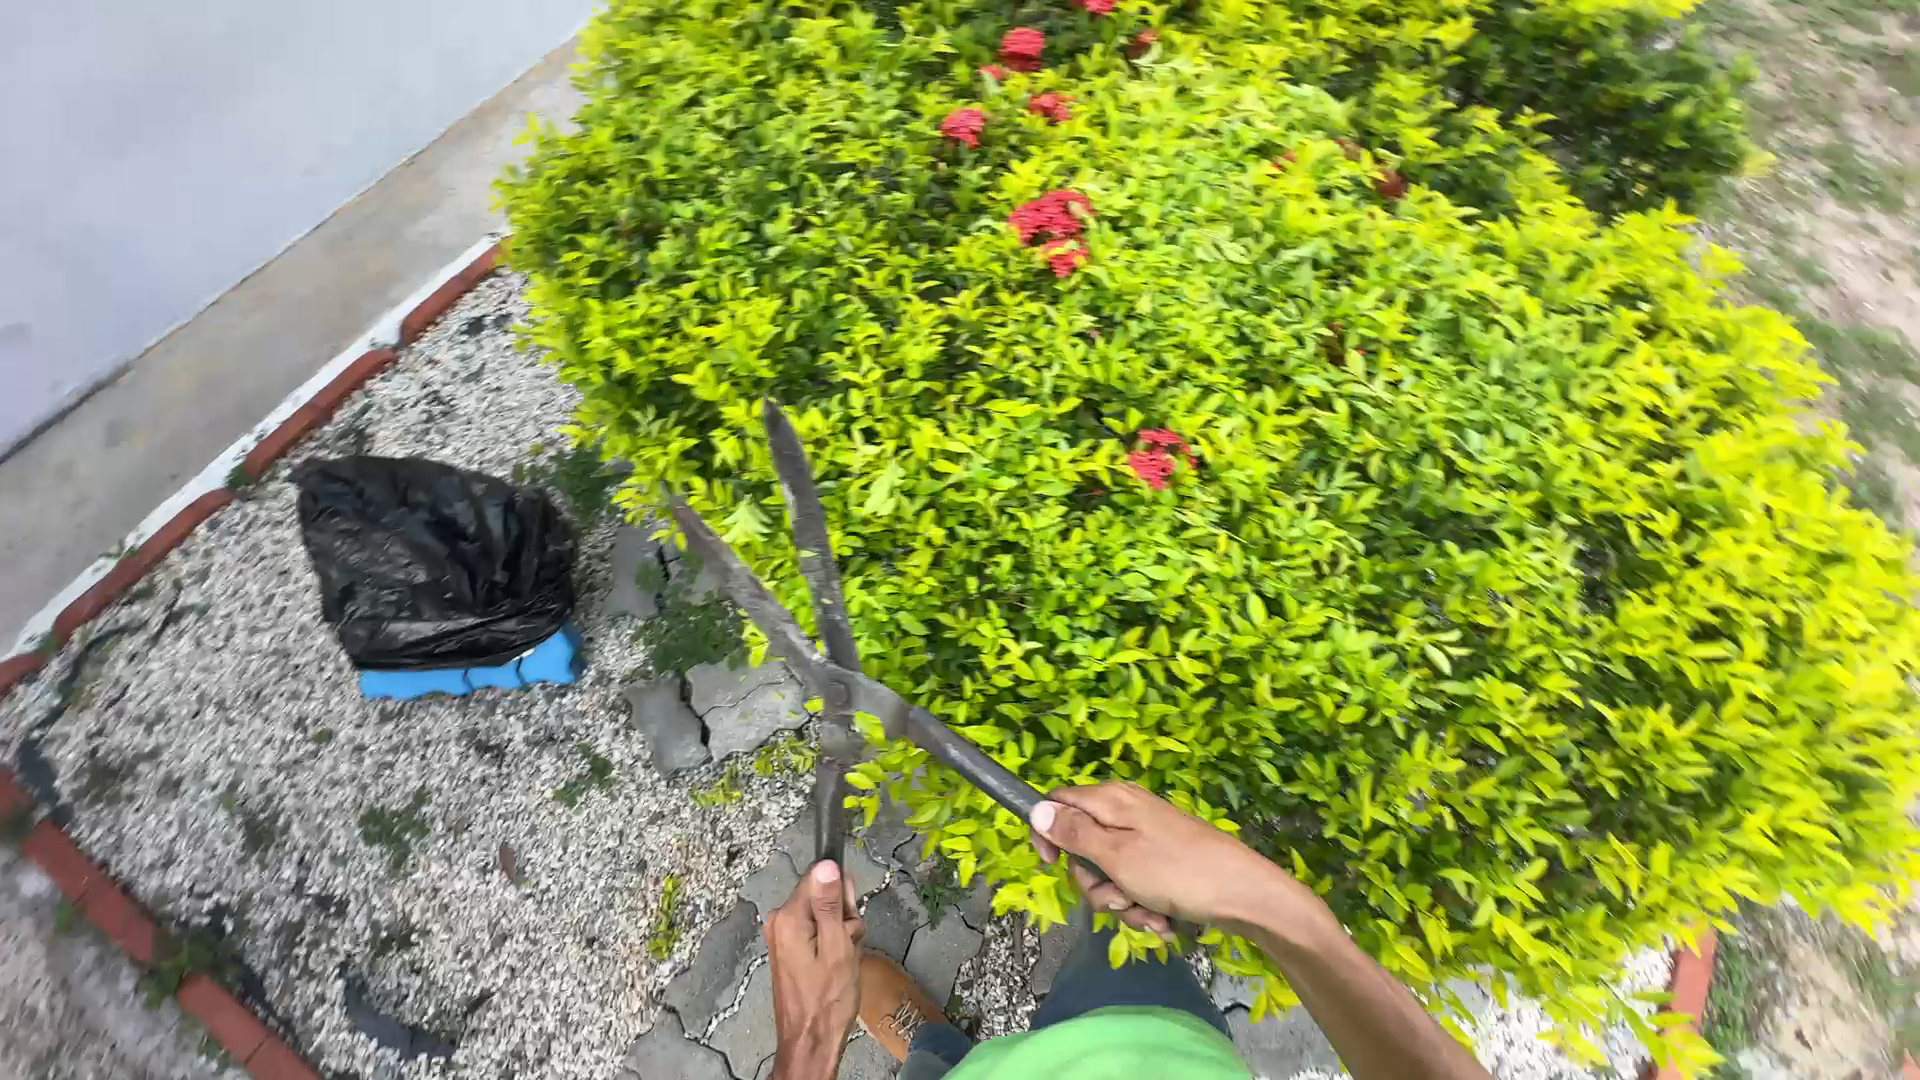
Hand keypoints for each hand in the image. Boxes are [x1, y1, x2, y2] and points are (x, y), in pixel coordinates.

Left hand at [766, 860, 864, 1079]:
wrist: (811, 1043)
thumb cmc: (828, 999)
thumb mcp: (837, 947)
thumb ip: (830, 904)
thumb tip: (826, 864)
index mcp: (788, 916)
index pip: (821, 876)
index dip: (841, 894)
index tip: (849, 920)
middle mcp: (779, 920)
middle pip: (821, 893)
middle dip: (842, 914)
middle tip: (847, 943)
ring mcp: (782, 935)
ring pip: (822, 912)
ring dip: (840, 930)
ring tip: (843, 957)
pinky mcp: (788, 948)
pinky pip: (815, 928)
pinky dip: (831, 941)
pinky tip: (836, 962)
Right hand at [1028, 781, 1309, 937]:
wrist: (1246, 894)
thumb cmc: (1177, 871)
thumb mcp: (1117, 856)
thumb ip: (1074, 834)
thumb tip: (1035, 809)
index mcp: (1110, 800)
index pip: (1057, 803)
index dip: (1048, 834)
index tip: (1053, 866)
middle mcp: (1124, 811)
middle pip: (1081, 846)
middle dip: (1095, 883)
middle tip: (1118, 897)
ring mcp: (1144, 836)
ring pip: (1108, 872)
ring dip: (1122, 901)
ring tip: (1150, 913)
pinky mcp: (1161, 859)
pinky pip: (1134, 883)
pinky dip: (1143, 904)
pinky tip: (1164, 918)